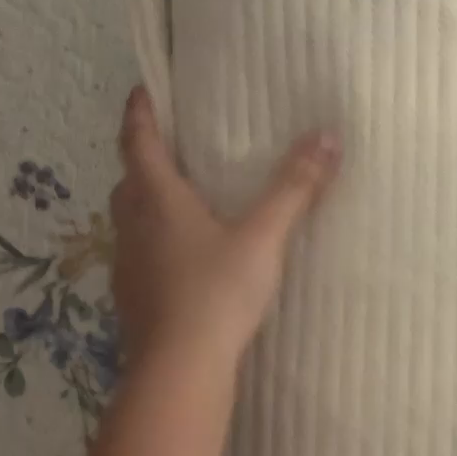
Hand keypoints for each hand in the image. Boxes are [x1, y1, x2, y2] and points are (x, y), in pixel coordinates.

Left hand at [110, 86, 340, 371]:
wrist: (180, 366)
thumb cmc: (216, 292)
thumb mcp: (263, 238)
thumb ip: (294, 189)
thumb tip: (327, 137)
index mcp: (158, 199)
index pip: (140, 141)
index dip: (141, 112)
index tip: (144, 88)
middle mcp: (133, 225)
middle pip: (130, 180)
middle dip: (146, 159)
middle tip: (172, 149)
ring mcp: (128, 265)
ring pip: (132, 220)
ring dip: (149, 204)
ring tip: (181, 203)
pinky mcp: (133, 299)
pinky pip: (141, 256)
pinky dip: (156, 245)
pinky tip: (182, 262)